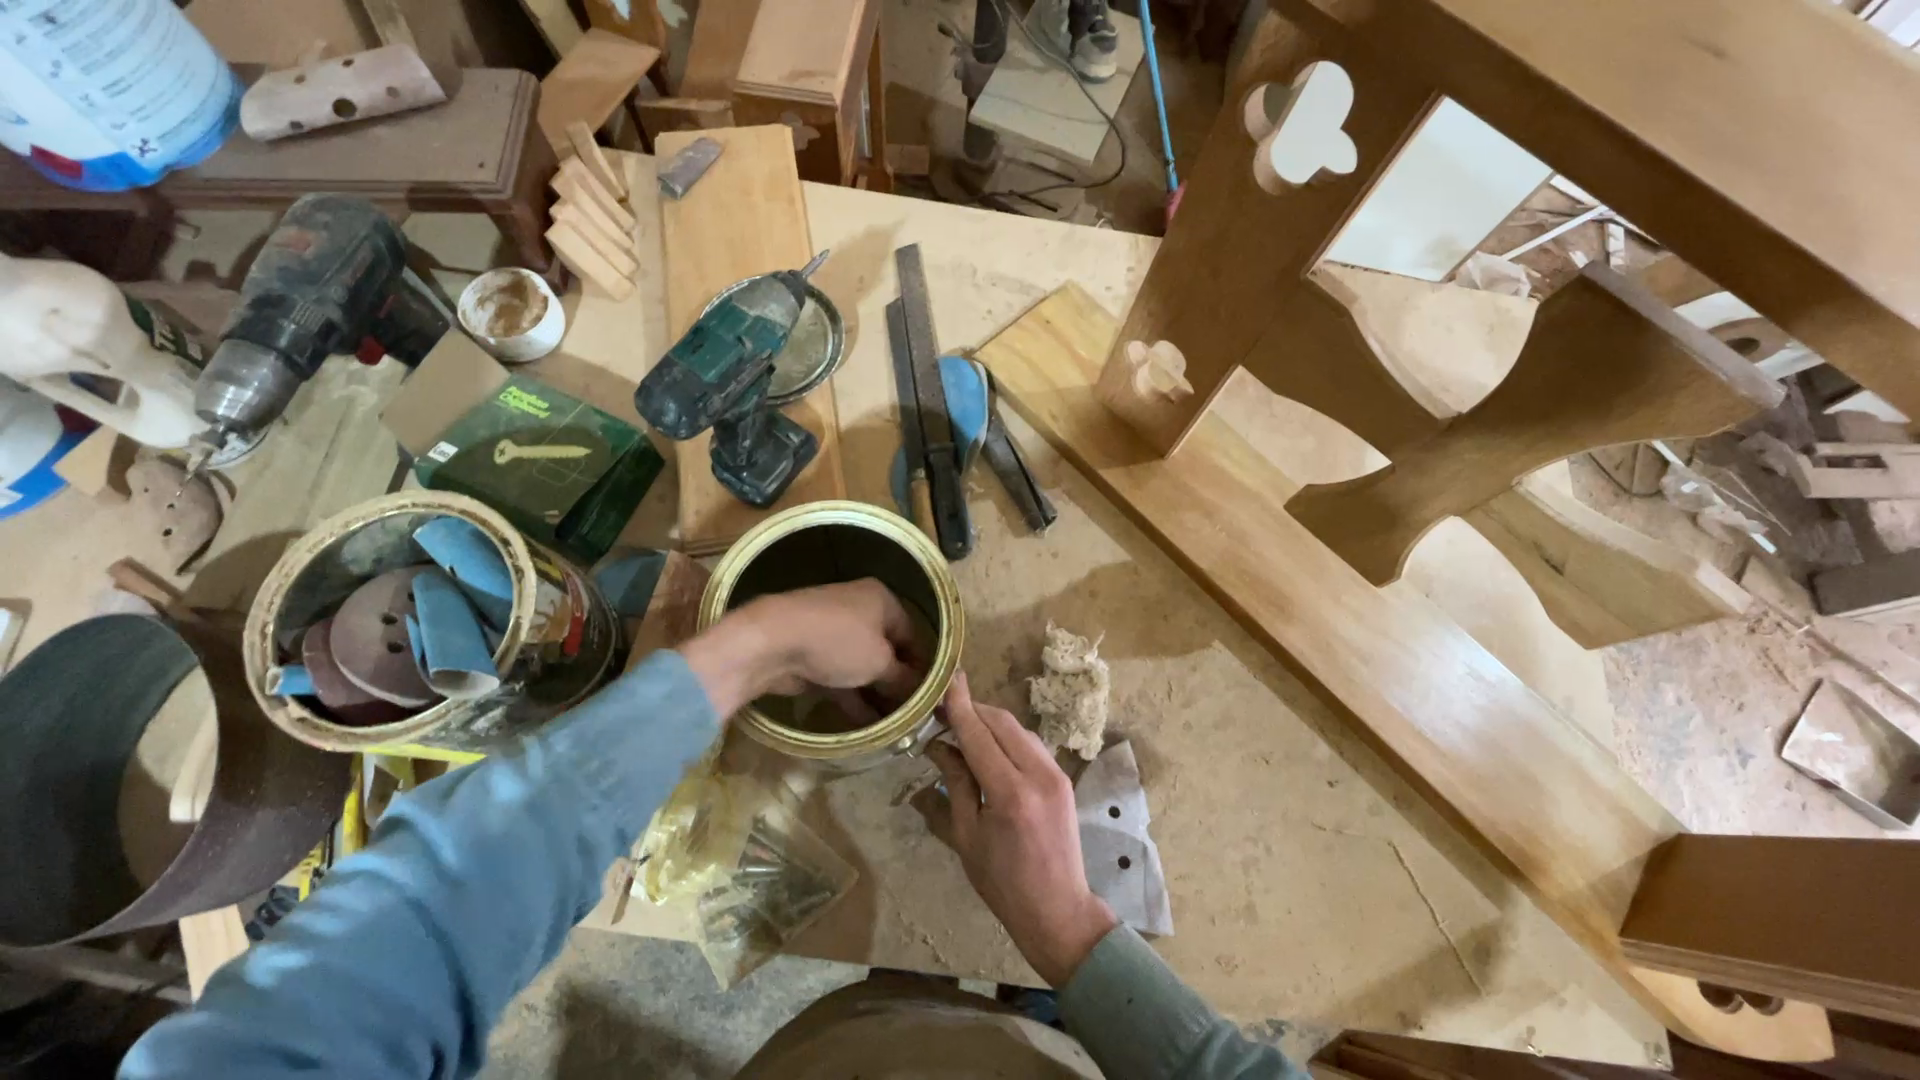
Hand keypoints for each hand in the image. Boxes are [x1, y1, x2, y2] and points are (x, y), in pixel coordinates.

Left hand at [678, 579, 919, 717]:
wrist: (772, 641)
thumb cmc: (838, 641)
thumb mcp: (880, 662)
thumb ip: (904, 678)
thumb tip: (922, 691)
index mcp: (882, 600)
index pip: (914, 635)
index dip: (924, 666)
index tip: (933, 697)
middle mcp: (860, 610)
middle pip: (889, 651)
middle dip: (900, 682)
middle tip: (915, 714)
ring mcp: (834, 633)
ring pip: (864, 666)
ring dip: (878, 693)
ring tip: (896, 725)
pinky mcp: (813, 655)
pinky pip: (842, 677)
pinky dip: (855, 697)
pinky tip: (869, 724)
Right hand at [926, 672, 1117, 986]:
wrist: (1057, 909)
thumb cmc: (1002, 882)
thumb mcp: (967, 835)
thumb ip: (956, 783)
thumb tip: (940, 745)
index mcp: (1010, 794)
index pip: (979, 736)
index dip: (960, 707)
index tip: (946, 681)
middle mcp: (1039, 776)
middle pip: (1002, 723)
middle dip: (973, 710)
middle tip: (944, 711)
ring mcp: (1057, 775)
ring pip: (1019, 730)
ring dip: (991, 722)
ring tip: (963, 728)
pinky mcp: (1064, 780)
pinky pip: (1031, 745)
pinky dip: (1008, 738)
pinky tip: (990, 747)